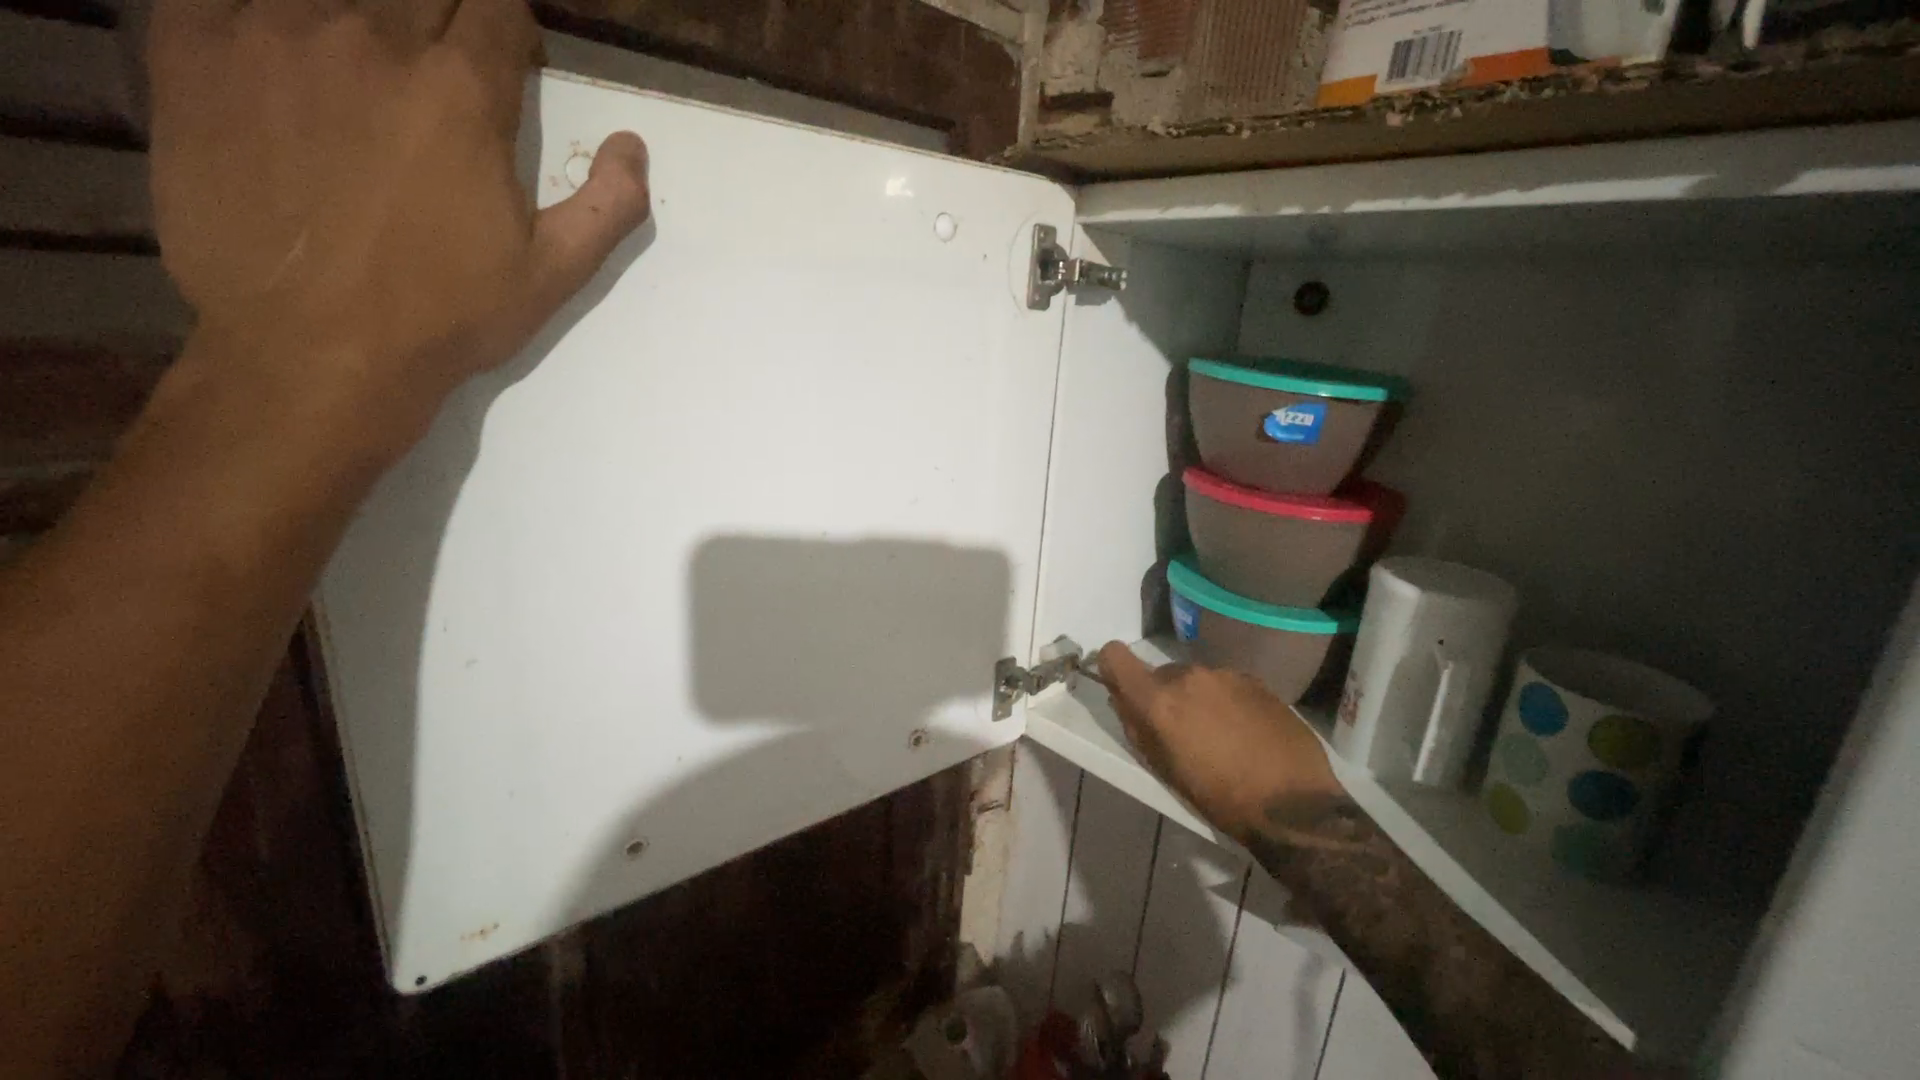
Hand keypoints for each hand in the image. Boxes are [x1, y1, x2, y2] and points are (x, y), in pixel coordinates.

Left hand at [147, 0, 650, 423]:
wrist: (316, 353)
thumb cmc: (447, 315)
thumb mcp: (553, 273)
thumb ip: (610, 204)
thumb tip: (633, 146)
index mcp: (462, 91)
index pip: (496, 6)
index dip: (506, 29)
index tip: (503, 62)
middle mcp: (370, 40)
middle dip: (439, 20)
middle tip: (434, 76)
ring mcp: (272, 36)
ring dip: (362, 19)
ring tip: (365, 77)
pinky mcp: (194, 54)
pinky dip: (263, 15)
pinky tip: (283, 60)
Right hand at [1097, 642, 1343, 836]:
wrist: (1294, 805)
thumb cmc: (1220, 798)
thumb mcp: (1165, 770)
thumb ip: (1138, 728)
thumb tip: (1124, 701)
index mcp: (1159, 700)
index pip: (1115, 656)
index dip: (1113, 669)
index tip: (1124, 691)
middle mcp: (1189, 676)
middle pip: (1161, 674)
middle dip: (1165, 697)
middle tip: (1183, 733)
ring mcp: (1227, 675)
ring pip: (1197, 680)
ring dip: (1199, 699)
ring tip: (1220, 736)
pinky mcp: (1258, 682)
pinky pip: (1227, 685)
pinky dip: (1228, 703)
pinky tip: (1247, 734)